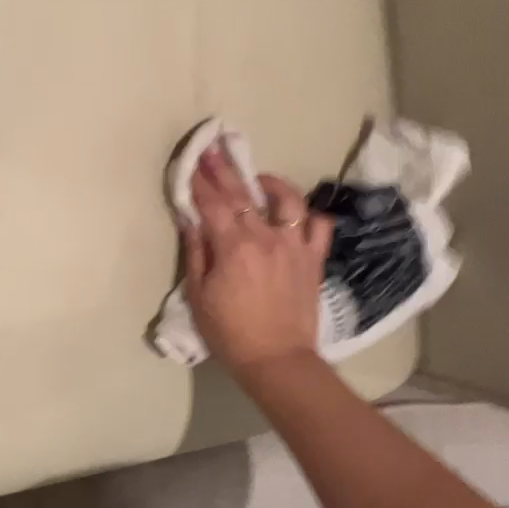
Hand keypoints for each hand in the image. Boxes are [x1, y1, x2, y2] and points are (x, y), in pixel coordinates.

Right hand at [180, 141, 334, 372]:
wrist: (276, 358)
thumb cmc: (227, 330)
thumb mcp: (198, 293)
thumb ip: (196, 252)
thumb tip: (192, 221)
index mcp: (233, 246)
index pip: (212, 204)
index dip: (200, 181)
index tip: (191, 161)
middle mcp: (266, 238)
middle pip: (243, 195)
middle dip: (225, 170)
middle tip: (213, 149)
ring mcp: (294, 246)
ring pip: (286, 201)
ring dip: (269, 184)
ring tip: (257, 178)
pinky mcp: (313, 259)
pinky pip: (317, 226)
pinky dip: (306, 213)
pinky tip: (293, 212)